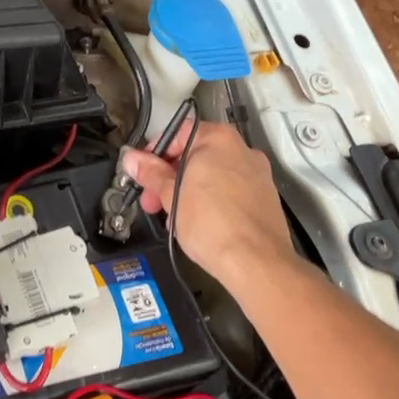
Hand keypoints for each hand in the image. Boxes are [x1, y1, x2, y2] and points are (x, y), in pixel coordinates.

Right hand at [121, 120, 295, 289]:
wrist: (258, 265)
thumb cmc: (211, 223)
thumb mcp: (170, 195)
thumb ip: (150, 172)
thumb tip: (131, 158)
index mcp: (219, 139)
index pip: (178, 133)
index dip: (155, 152)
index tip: (144, 172)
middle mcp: (243, 150)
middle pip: (196, 155)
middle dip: (170, 177)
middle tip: (154, 199)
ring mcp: (259, 176)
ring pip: (213, 176)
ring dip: (189, 191)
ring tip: (173, 218)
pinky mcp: (267, 201)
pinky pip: (230, 192)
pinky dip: (212, 202)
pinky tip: (199, 225)